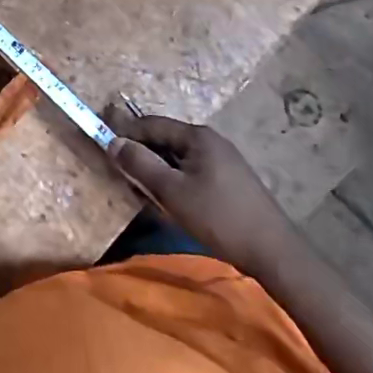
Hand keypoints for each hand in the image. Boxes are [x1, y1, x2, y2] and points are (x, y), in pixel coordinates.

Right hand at [106, 108, 299, 276]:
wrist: (270, 248)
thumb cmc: (218, 216)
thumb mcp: (172, 191)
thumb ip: (141, 164)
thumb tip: (113, 142)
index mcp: (197, 136)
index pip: (152, 124)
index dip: (126, 133)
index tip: (102, 145)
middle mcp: (210, 140)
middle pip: (165, 140)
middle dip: (141, 155)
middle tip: (119, 175)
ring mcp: (222, 160)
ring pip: (177, 159)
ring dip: (157, 172)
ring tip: (141, 192)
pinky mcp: (228, 180)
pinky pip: (191, 172)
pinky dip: (174, 182)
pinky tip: (168, 203)